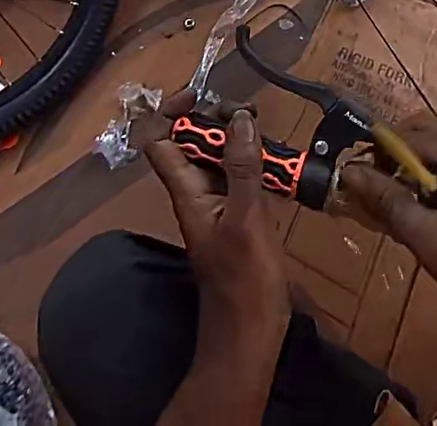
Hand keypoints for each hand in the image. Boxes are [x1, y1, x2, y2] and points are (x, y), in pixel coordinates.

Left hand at [143, 90, 289, 422]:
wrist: (250, 340)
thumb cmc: (244, 283)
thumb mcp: (247, 221)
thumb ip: (243, 169)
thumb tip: (239, 118)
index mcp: (186, 190)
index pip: (161, 140)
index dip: (171, 112)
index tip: (200, 95)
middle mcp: (196, 192)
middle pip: (192, 142)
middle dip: (214, 120)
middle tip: (247, 114)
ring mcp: (217, 205)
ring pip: (217, 158)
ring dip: (235, 139)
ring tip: (262, 128)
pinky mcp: (237, 218)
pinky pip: (238, 178)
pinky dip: (252, 163)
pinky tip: (275, 161)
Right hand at [338, 115, 436, 402]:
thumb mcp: (430, 240)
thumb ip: (387, 200)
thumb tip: (347, 171)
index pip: (410, 136)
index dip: (377, 152)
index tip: (352, 176)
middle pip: (423, 132)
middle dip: (392, 155)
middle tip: (371, 186)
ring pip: (434, 148)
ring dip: (409, 168)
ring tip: (391, 201)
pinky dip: (428, 179)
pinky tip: (416, 209)